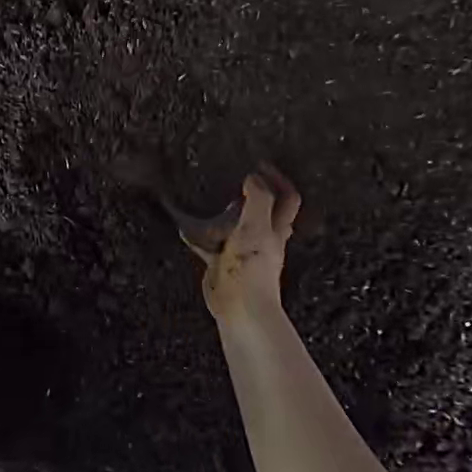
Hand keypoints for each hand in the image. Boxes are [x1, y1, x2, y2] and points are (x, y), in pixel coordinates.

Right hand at [193, 164, 301, 323]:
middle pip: (263, 209)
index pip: (287, 198)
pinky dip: (197, 234)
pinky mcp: (221, 262)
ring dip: (223, 212)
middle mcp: (262, 238)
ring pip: (235, 225)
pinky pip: (209, 243)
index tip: (260, 164)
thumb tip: (254, 178)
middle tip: (235, 179)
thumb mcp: (256, 226)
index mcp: (276, 228)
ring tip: (209, 198)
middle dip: (252, 193)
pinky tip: (185, 228)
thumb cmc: (253, 270)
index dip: (278, 179)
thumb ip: (258, 199)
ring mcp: (241, 250)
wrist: (240, 306)